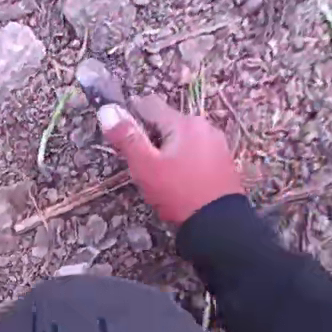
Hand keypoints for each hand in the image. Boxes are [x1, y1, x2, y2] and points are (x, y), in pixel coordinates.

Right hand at [97, 94, 244, 225]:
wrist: (219, 226)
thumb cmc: (178, 193)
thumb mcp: (146, 166)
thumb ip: (127, 137)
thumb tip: (107, 110)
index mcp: (184, 123)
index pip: (151, 105)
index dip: (131, 112)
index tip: (120, 125)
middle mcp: (205, 127)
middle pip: (169, 122)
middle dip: (152, 134)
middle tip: (138, 156)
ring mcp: (218, 145)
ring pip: (184, 138)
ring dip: (169, 147)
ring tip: (158, 169)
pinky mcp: (224, 163)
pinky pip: (197, 152)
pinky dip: (184, 158)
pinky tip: (178, 177)